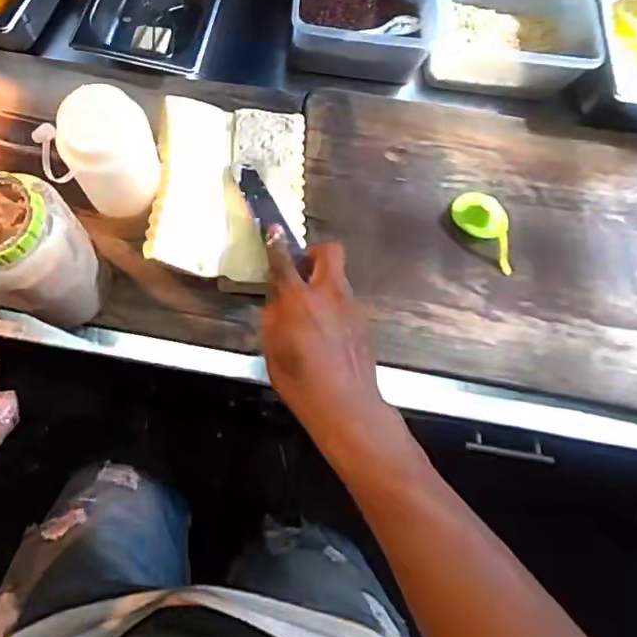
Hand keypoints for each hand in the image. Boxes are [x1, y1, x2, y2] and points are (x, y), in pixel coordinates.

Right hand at [260, 229, 398, 451]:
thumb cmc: (302, 381)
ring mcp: (351, 307)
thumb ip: (273, 318)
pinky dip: (334, 309)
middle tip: (301, 272)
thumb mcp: (273, 349)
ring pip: (338, 280)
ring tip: (312, 315)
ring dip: (324, 286)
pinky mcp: (364, 322)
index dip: (276, 243)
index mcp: (299, 300)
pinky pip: (345, 303)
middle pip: (329, 252)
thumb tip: (278, 302)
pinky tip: (327, 336)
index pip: (284, 262)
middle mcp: (329, 295)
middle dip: (314, 254)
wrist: (348, 407)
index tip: (273, 230)